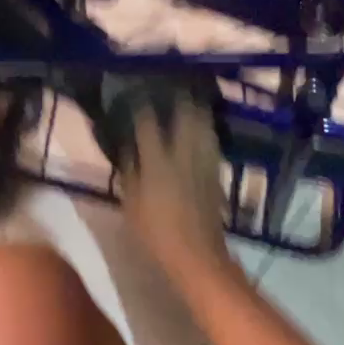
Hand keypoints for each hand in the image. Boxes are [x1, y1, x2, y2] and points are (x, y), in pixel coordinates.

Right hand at [117, 95, 236, 278]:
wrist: (196, 255)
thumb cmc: (156, 234)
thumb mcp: (131, 205)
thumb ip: (129, 173)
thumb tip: (127, 149)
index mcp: (157, 162)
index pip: (148, 124)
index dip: (142, 107)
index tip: (136, 94)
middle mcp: (182, 155)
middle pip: (184, 116)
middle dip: (177, 100)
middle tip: (169, 90)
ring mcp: (203, 163)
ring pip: (203, 126)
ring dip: (196, 111)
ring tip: (189, 101)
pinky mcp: (216, 173)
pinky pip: (211, 143)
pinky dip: (206, 131)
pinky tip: (202, 129)